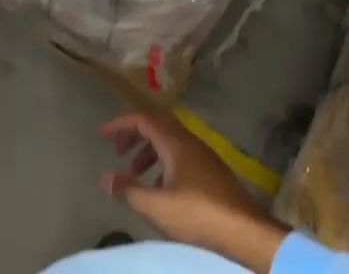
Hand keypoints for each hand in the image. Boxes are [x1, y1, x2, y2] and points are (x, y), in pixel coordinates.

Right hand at [99, 111, 288, 273]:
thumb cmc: (198, 213)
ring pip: (170, 141)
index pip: (145, 118)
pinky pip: (181, 155)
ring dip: (149, 151)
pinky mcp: (212, 171)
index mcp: (176, 143)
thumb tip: (105, 177)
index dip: (122, 123)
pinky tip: (160, 189)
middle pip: (158, 124)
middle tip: (117, 151)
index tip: (103, 135)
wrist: (245, 230)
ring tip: (135, 175)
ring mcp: (204, 155)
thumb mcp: (157, 206)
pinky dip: (163, 163)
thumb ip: (129, 190)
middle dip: (135, 134)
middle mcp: (190, 142)